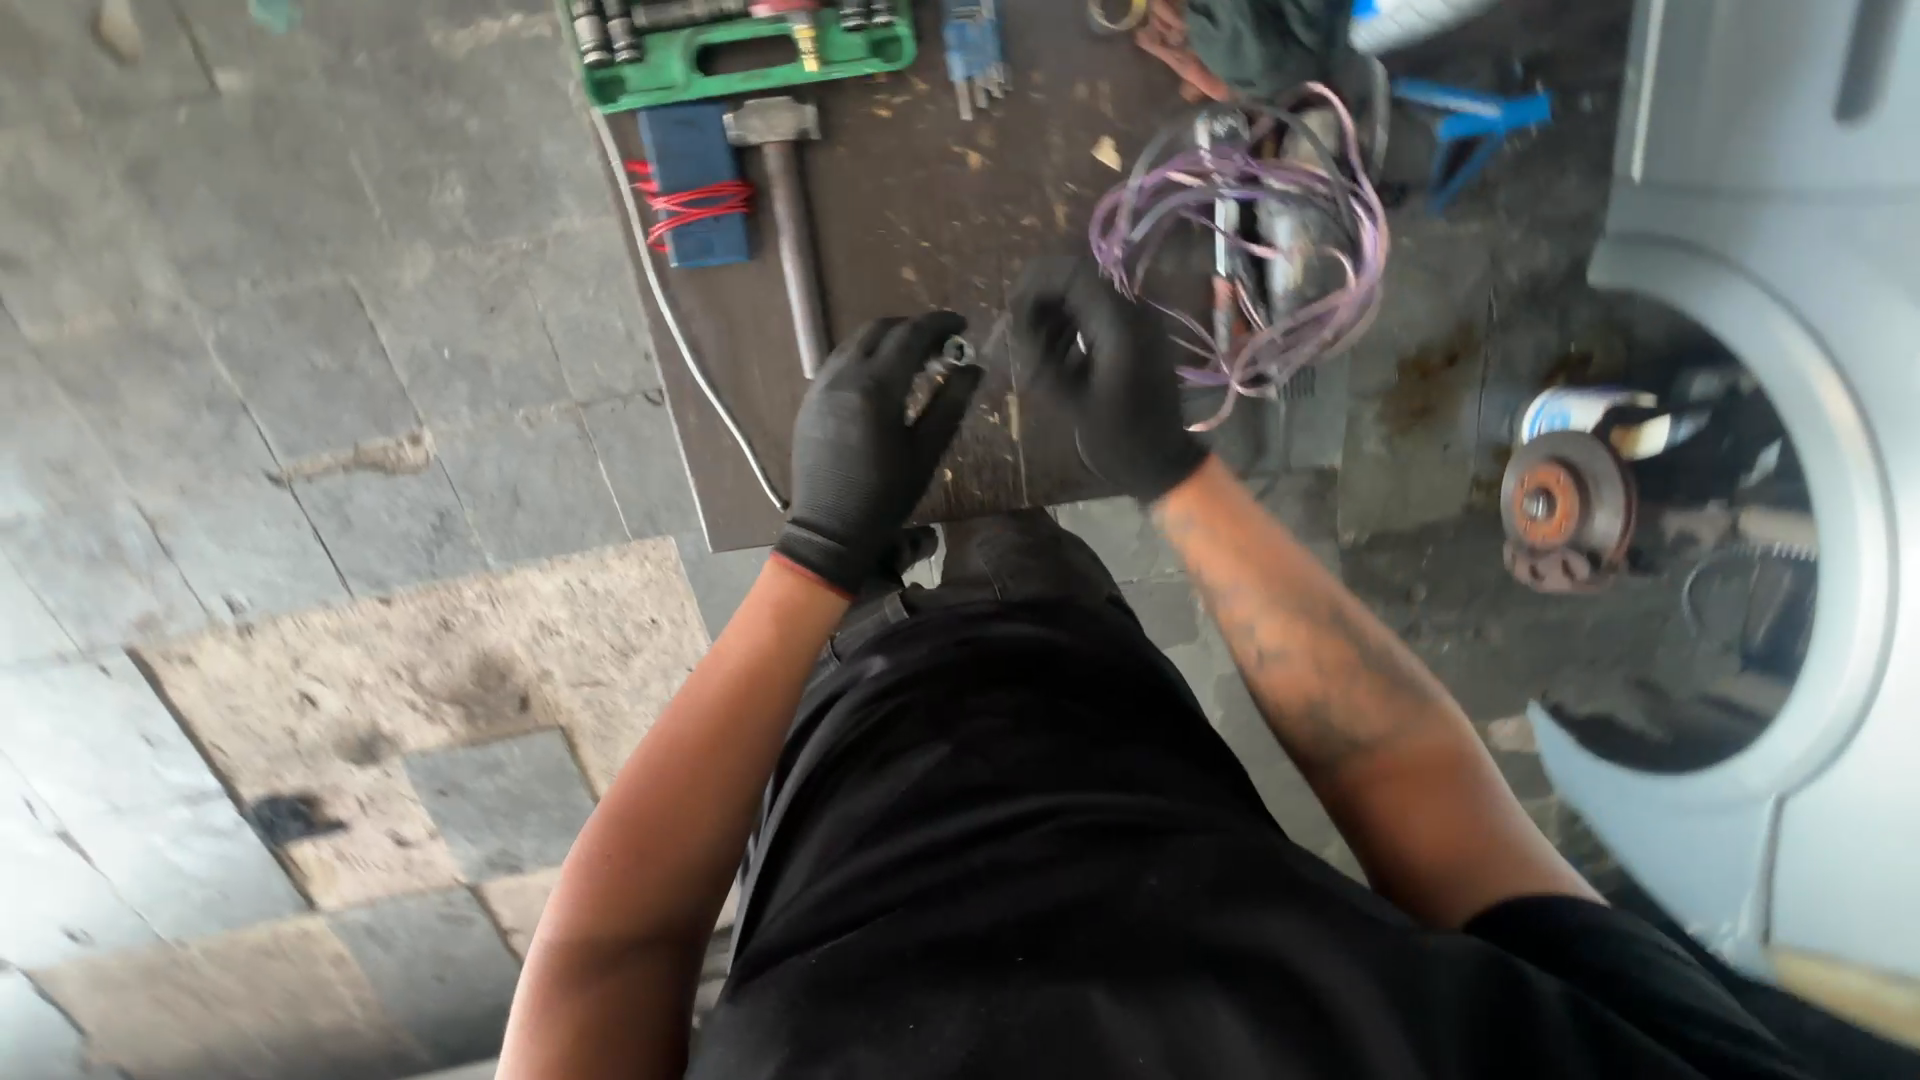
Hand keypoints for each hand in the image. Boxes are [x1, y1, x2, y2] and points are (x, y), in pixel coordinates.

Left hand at [773, 312, 982, 594]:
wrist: (829, 529)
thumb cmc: (885, 497)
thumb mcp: (926, 453)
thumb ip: (950, 404)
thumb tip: (972, 368)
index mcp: (875, 389)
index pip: (910, 336)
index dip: (939, 324)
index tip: (962, 326)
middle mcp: (842, 377)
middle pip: (880, 329)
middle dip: (912, 328)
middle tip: (941, 344)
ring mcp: (820, 387)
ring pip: (855, 342)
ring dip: (887, 340)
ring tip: (914, 359)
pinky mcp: (810, 401)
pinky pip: (838, 362)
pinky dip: (864, 357)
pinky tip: (881, 379)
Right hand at [1010, 258, 1207, 502]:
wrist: (1161, 460)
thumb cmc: (1118, 438)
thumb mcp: (1071, 401)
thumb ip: (1039, 356)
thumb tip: (1011, 323)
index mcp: (1120, 323)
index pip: (1070, 275)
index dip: (1033, 286)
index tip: (1009, 314)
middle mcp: (1131, 311)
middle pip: (1075, 282)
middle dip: (1039, 304)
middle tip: (1017, 338)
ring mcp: (1135, 323)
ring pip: (1081, 298)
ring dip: (1051, 318)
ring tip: (1033, 354)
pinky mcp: (1133, 338)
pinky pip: (1094, 317)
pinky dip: (1068, 330)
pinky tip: (1055, 360)